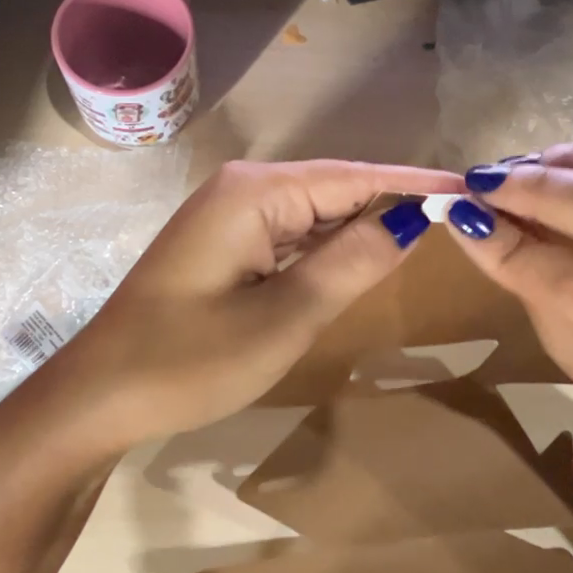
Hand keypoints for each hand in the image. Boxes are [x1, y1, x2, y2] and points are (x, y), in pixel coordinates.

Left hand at [52, 160, 463, 451]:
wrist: (98, 396)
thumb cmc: (189, 361)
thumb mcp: (284, 318)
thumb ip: (351, 263)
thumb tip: (412, 218)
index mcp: (255, 192)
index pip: (355, 176)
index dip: (415, 184)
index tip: (474, 191)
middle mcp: (242, 187)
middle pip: (335, 188)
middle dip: (392, 205)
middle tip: (462, 224)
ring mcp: (228, 214)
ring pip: (313, 212)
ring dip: (361, 227)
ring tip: (427, 238)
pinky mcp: (222, 242)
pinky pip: (289, 233)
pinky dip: (326, 247)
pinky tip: (360, 261)